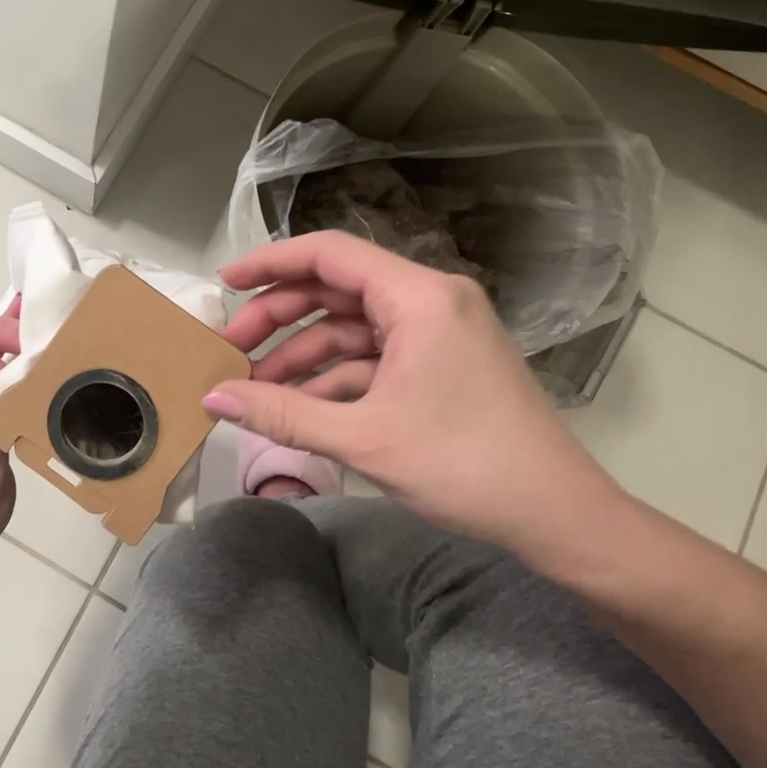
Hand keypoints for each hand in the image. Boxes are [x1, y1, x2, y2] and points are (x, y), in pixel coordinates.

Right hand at [202, 231, 623, 555]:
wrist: (555, 513)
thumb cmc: (463, 465)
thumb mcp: (362, 438)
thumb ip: (280, 413)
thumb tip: (211, 400)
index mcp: (418, 297)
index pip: (330, 254)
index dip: (270, 264)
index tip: (224, 286)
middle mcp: (430, 300)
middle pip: (336, 290)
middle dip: (279, 318)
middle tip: (230, 351)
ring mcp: (438, 332)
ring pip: (352, 327)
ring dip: (302, 355)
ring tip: (255, 389)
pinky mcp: (441, 363)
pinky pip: (374, 356)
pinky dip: (335, 377)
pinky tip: (299, 408)